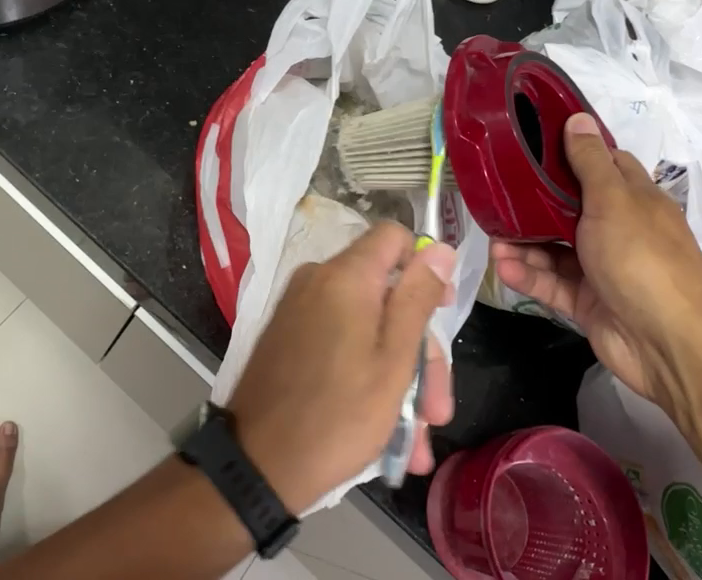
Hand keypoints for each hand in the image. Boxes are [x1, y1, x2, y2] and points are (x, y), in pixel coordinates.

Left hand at [228, 223, 455, 512]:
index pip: (393, 237)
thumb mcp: (394, 359)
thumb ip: (417, 298)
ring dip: (398, 379)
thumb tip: (439, 247)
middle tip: (437, 411)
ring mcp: (299, 310)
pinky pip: (340, 344)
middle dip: (418, 351)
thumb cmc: (339, 413)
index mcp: (345, 276)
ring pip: (366, 329)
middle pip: (384, 294)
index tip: (442, 311)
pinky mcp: (289, 339)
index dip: (424, 267)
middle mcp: (318, 281)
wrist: (258, 464)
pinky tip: (388, 433)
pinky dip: (366, 378)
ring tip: (417, 441)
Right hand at [490, 114, 701, 413]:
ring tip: (493, 242)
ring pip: (555, 248)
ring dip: (524, 244)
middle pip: (569, 208)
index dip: (570, 152)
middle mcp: (618, 230)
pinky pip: (551, 283)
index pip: (602, 165)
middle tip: (494, 193)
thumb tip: (577, 118)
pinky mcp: (587, 302)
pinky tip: (503, 268)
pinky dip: (528, 275)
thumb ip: (589, 162)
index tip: (529, 141)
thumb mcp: (614, 200)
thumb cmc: (643, 258)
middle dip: (533, 203)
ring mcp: (602, 268)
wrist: (671, 343)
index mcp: (634, 200)